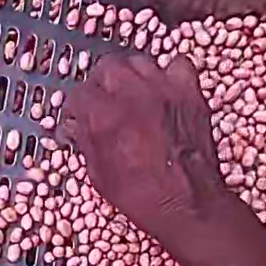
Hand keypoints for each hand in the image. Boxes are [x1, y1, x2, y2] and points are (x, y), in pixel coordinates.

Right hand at [62, 53, 230, 242]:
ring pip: (138, 61)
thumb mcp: (100, 174)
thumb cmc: (144, 196)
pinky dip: (168, 74)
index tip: (77, 117)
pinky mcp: (189, 93)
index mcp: (104, 116)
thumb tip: (78, 128)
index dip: (76, 108)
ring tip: (129, 94)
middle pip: (107, 68)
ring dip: (130, 76)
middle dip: (101, 84)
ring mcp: (164, 90)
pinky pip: (177, 65)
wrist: (187, 203)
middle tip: (101, 102)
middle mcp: (133, 95)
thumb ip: (86, 142)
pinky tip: (162, 91)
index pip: (79, 94)